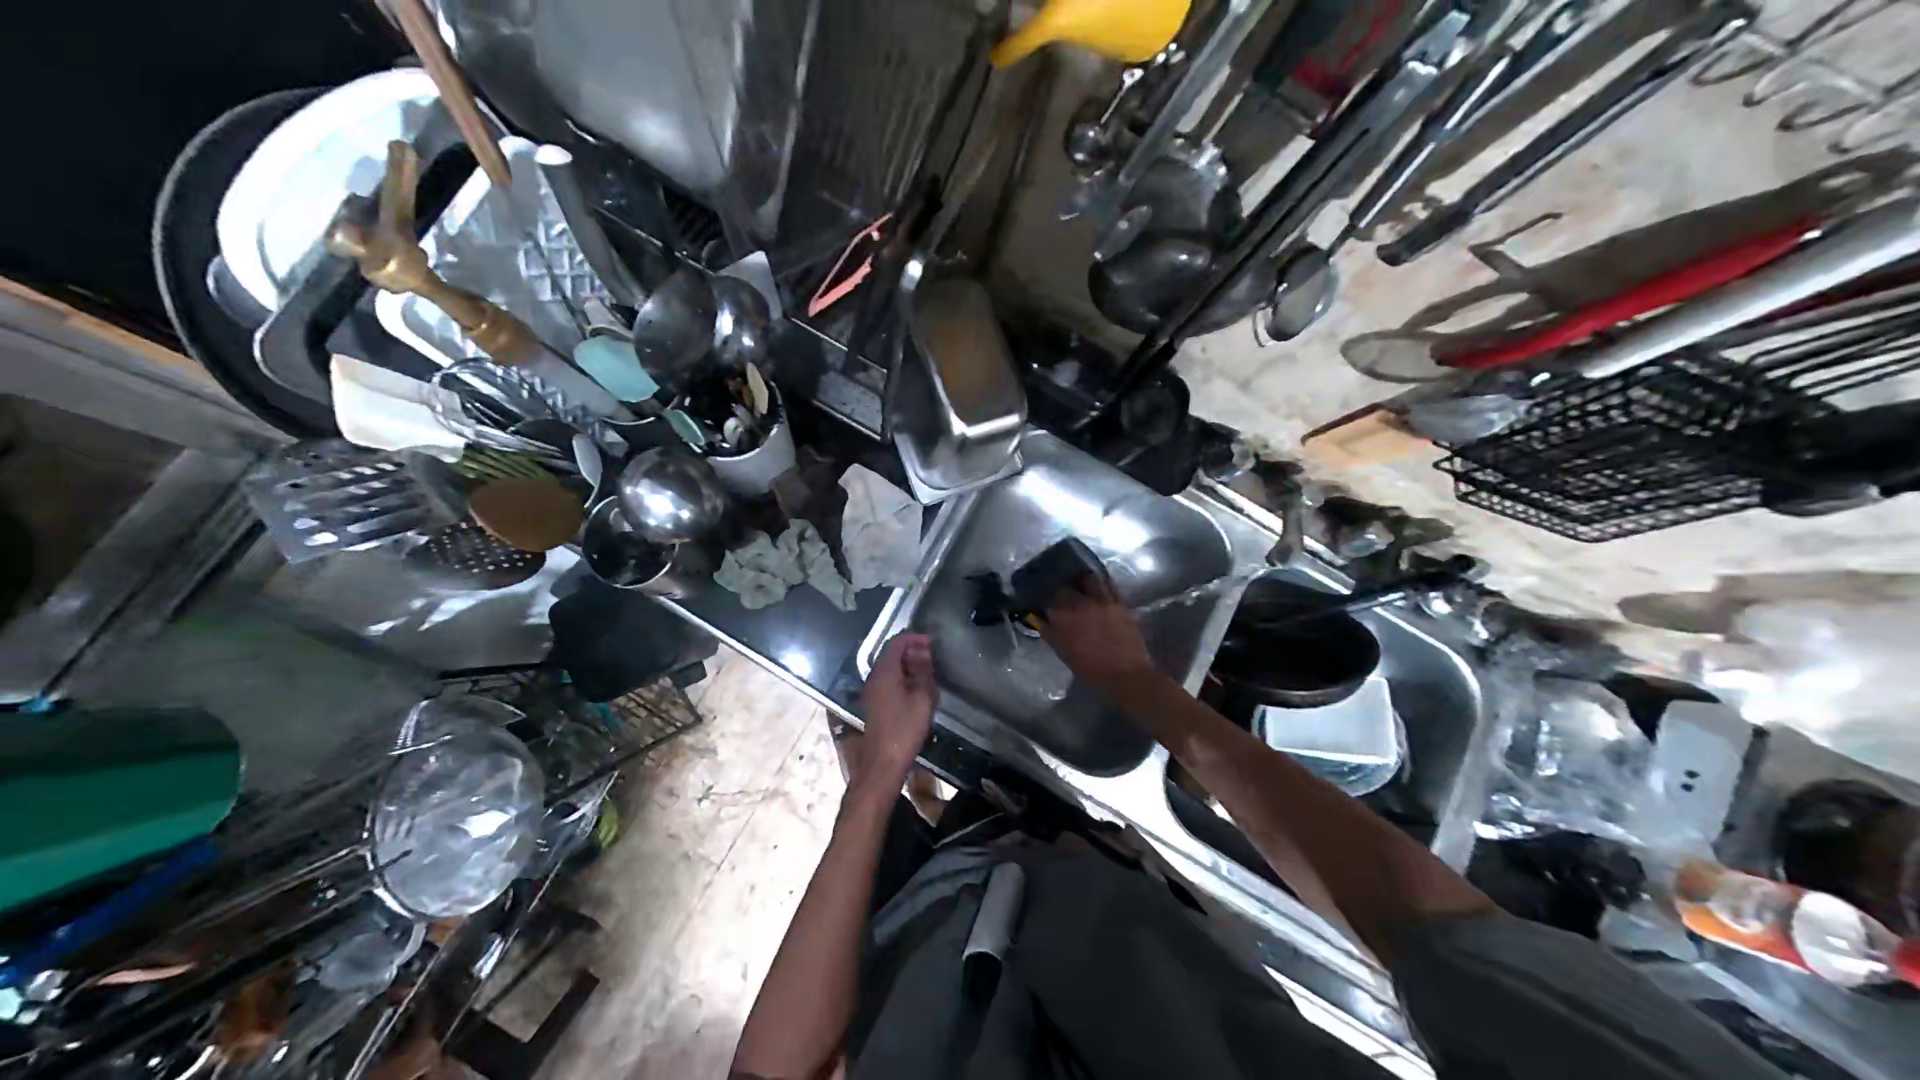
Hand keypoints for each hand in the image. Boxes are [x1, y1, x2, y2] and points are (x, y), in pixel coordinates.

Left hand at [857, 633, 936, 788]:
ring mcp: (872, 691)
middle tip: (932, 655)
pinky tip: (917, 686)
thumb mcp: (922, 698)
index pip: (896, 643)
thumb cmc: (905, 729)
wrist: (883, 762)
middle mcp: (874, 678)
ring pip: (889, 668)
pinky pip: (888, 680)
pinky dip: (902, 677)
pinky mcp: (875, 703)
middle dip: (911, 650)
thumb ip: (923, 672)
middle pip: (890, 654)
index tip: (932, 641)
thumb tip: (924, 651)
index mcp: (884, 672)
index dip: (914, 638)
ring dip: (907, 664)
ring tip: (928, 670)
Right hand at [1036, 579, 1156, 692]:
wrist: (1125, 674)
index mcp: (1062, 619)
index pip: (1047, 600)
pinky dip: (1102, 582)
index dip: (1045, 600)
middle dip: (1061, 589)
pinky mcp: (1118, 602)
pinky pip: (1109, 584)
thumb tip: (1040, 619)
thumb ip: (1050, 633)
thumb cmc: (1091, 670)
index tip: (1045, 602)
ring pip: (1087, 579)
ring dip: (1082, 581)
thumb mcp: (1064, 653)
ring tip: (1081, 584)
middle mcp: (1079, 605)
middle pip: (1064, 587)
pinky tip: (1099, 583)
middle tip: (1062, 593)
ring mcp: (1100, 601)